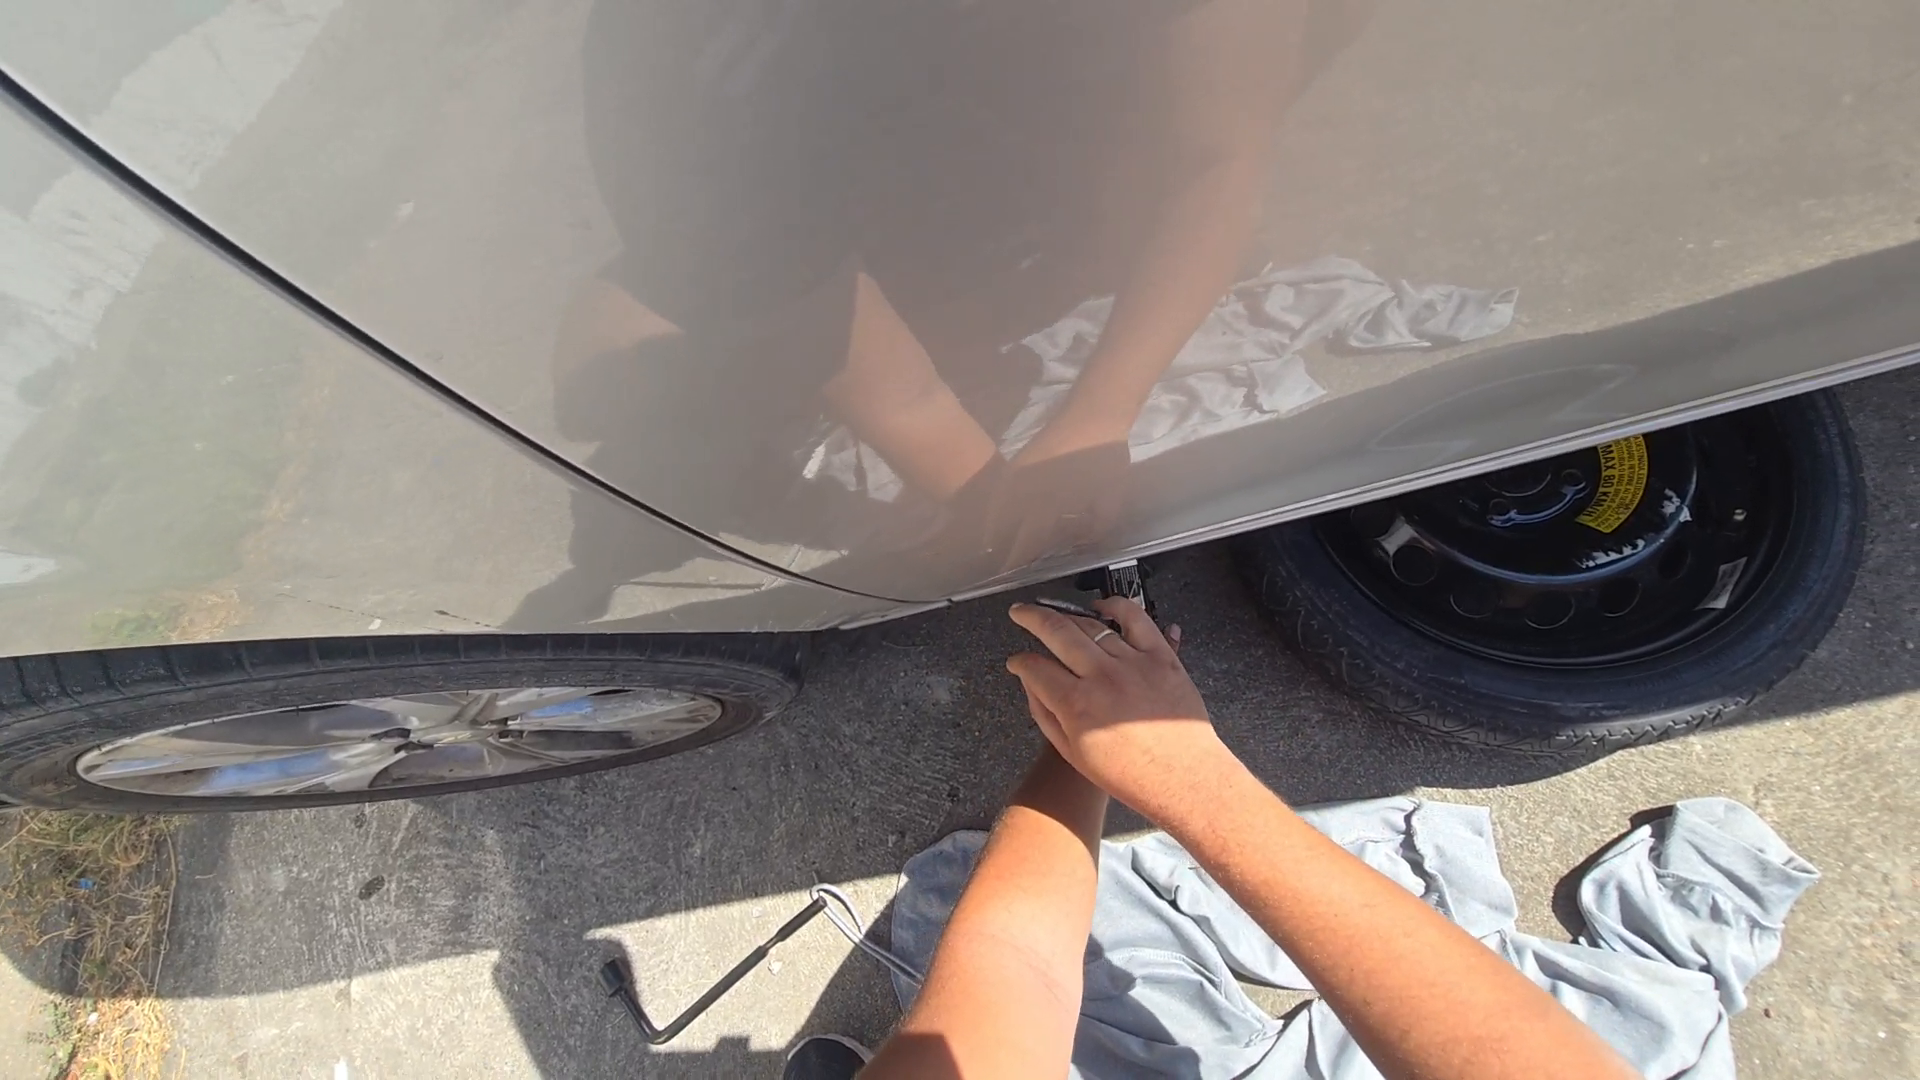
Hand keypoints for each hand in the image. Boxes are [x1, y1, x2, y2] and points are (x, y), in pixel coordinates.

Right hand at [986, 444, 1130, 570]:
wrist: (1094, 413)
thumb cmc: (1106, 458)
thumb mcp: (1112, 498)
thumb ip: (1095, 526)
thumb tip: (1077, 542)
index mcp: (1051, 503)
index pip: (1027, 539)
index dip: (1017, 557)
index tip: (1010, 571)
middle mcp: (1028, 491)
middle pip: (1005, 525)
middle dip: (1001, 545)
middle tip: (1000, 562)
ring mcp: (1020, 473)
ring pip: (998, 506)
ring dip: (993, 525)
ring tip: (991, 540)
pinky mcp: (1020, 459)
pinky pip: (1001, 487)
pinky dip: (997, 503)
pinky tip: (998, 510)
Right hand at [1005, 598, 1234, 820]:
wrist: (1182, 779)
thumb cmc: (1130, 774)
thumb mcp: (1072, 752)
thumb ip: (1044, 713)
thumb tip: (1030, 683)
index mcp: (1076, 704)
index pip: (1034, 667)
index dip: (1019, 661)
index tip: (1017, 661)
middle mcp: (1102, 677)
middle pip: (1055, 630)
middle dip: (1029, 617)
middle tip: (1020, 612)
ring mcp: (1132, 663)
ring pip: (1090, 623)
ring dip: (1065, 614)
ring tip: (1054, 613)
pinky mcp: (1160, 657)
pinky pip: (1135, 619)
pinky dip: (1116, 606)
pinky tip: (1101, 607)